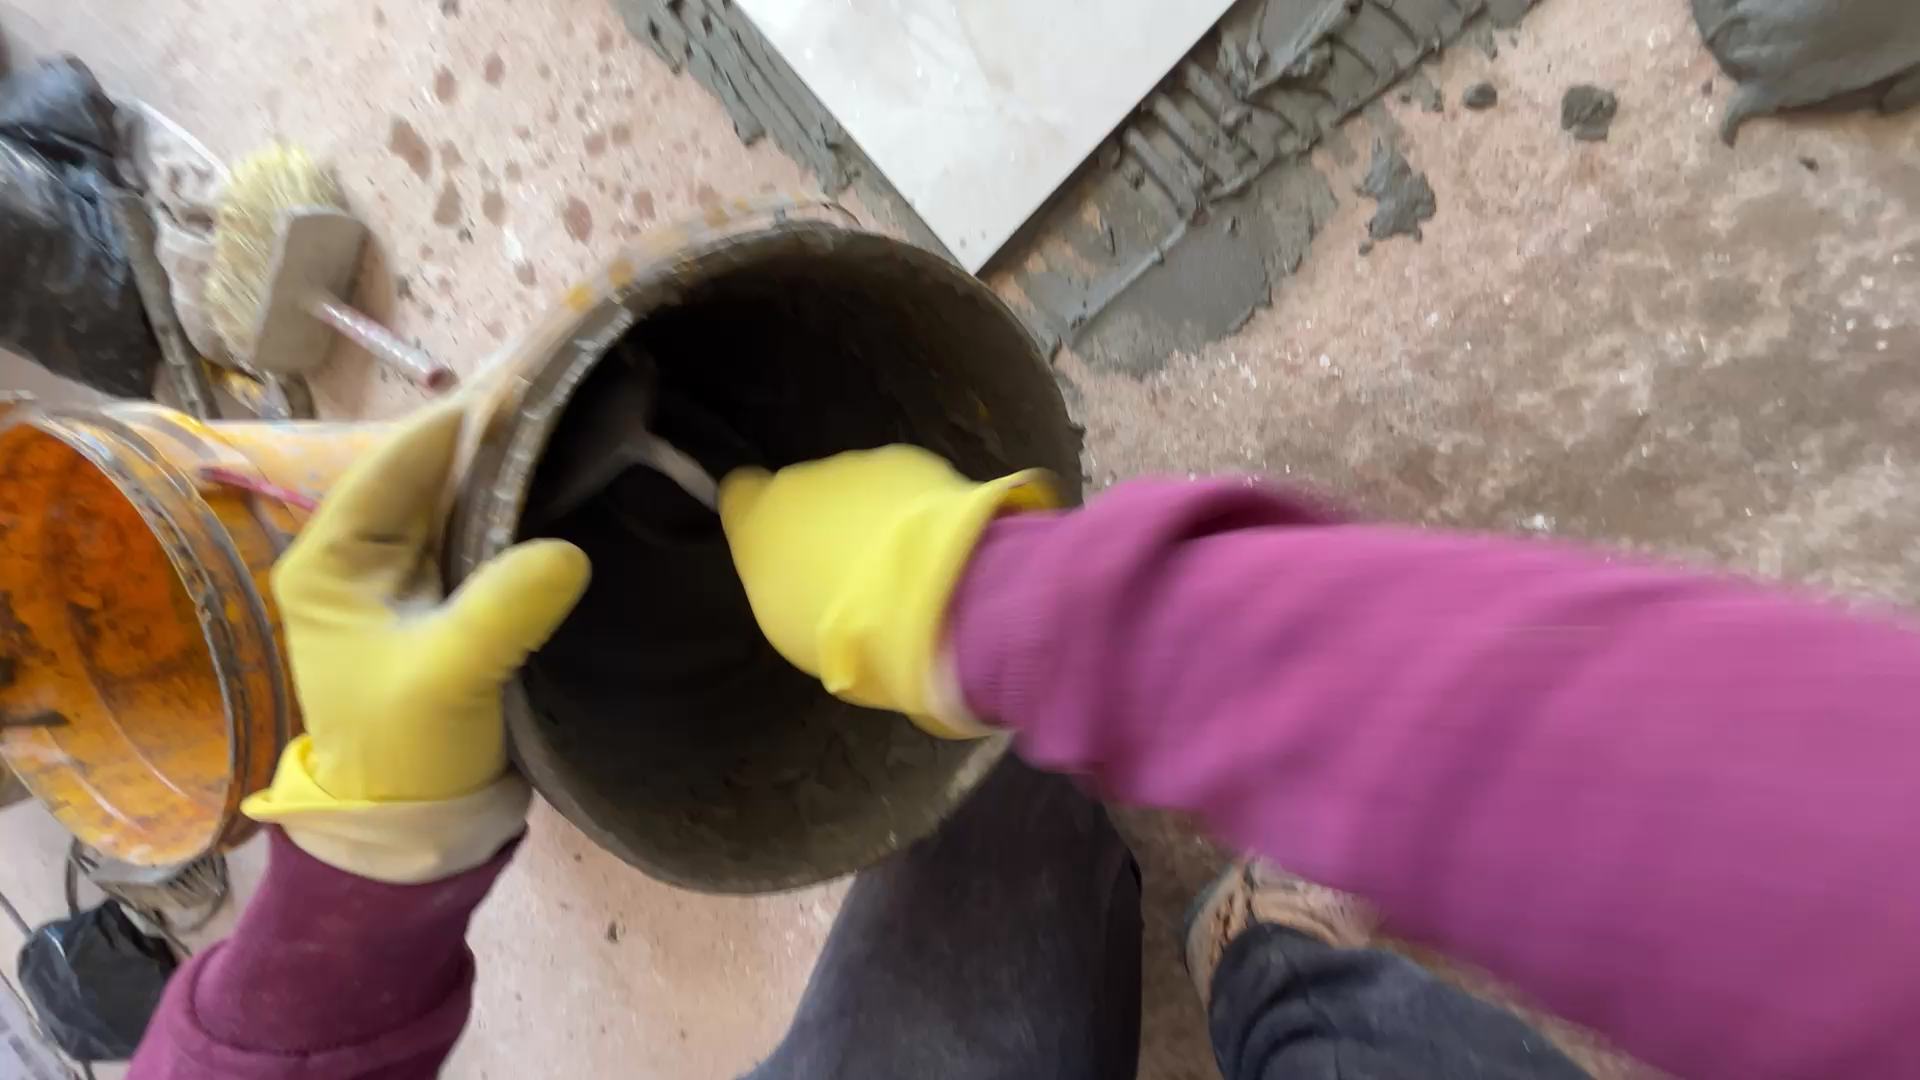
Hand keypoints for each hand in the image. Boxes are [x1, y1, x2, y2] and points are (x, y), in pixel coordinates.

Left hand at [242, 398, 589, 880]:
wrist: (421, 810)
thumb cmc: (409, 744)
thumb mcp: (449, 677)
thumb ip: (502, 610)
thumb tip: (571, 548)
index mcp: (335, 559)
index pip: (396, 465)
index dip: (459, 421)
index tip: (526, 381)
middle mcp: (368, 553)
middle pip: (433, 474)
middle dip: (493, 434)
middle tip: (563, 391)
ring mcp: (414, 573)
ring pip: (465, 499)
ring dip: (514, 465)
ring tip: (575, 422)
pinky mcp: (455, 593)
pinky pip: (491, 532)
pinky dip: (527, 505)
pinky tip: (569, 485)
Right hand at [718, 445, 1056, 737]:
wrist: (926, 596)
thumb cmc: (848, 632)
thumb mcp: (795, 627)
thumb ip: (788, 584)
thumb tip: (803, 576)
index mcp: (757, 527)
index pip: (740, 495)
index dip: (760, 515)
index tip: (782, 543)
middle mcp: (798, 485)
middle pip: (802, 493)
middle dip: (825, 521)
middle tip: (855, 568)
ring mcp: (855, 466)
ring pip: (854, 486)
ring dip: (870, 514)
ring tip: (903, 558)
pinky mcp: (906, 460)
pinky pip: (899, 481)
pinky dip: (911, 504)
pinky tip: (931, 539)